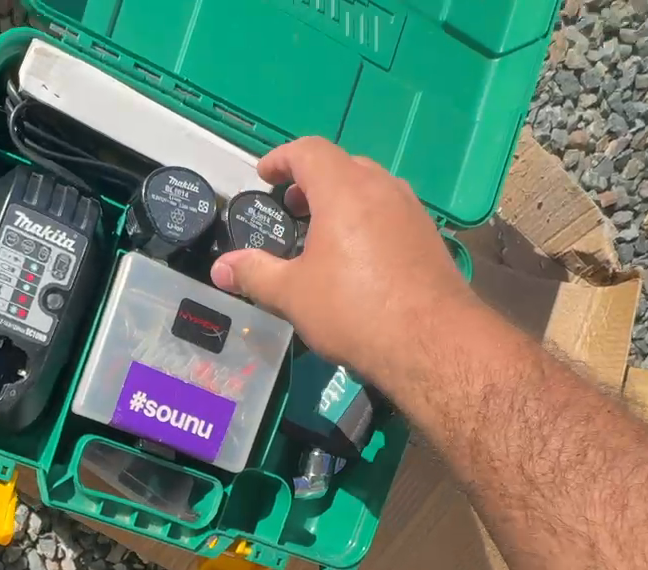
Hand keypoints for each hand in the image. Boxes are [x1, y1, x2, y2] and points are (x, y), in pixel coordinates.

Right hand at [211, 137, 489, 400]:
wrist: (428, 340)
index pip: (309, 152)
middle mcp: (381, 188)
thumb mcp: (291, 294)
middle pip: (342, 165)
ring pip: (369, 187)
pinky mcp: (426, 236)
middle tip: (290, 207)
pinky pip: (388, 212)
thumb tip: (219, 267)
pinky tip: (353, 257)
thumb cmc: (351, 309)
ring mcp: (409, 210)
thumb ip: (254, 274)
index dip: (281, 158)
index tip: (263, 174)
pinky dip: (363, 219)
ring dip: (340, 199)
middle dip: (311, 180)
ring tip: (319, 232)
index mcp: (343, 191)